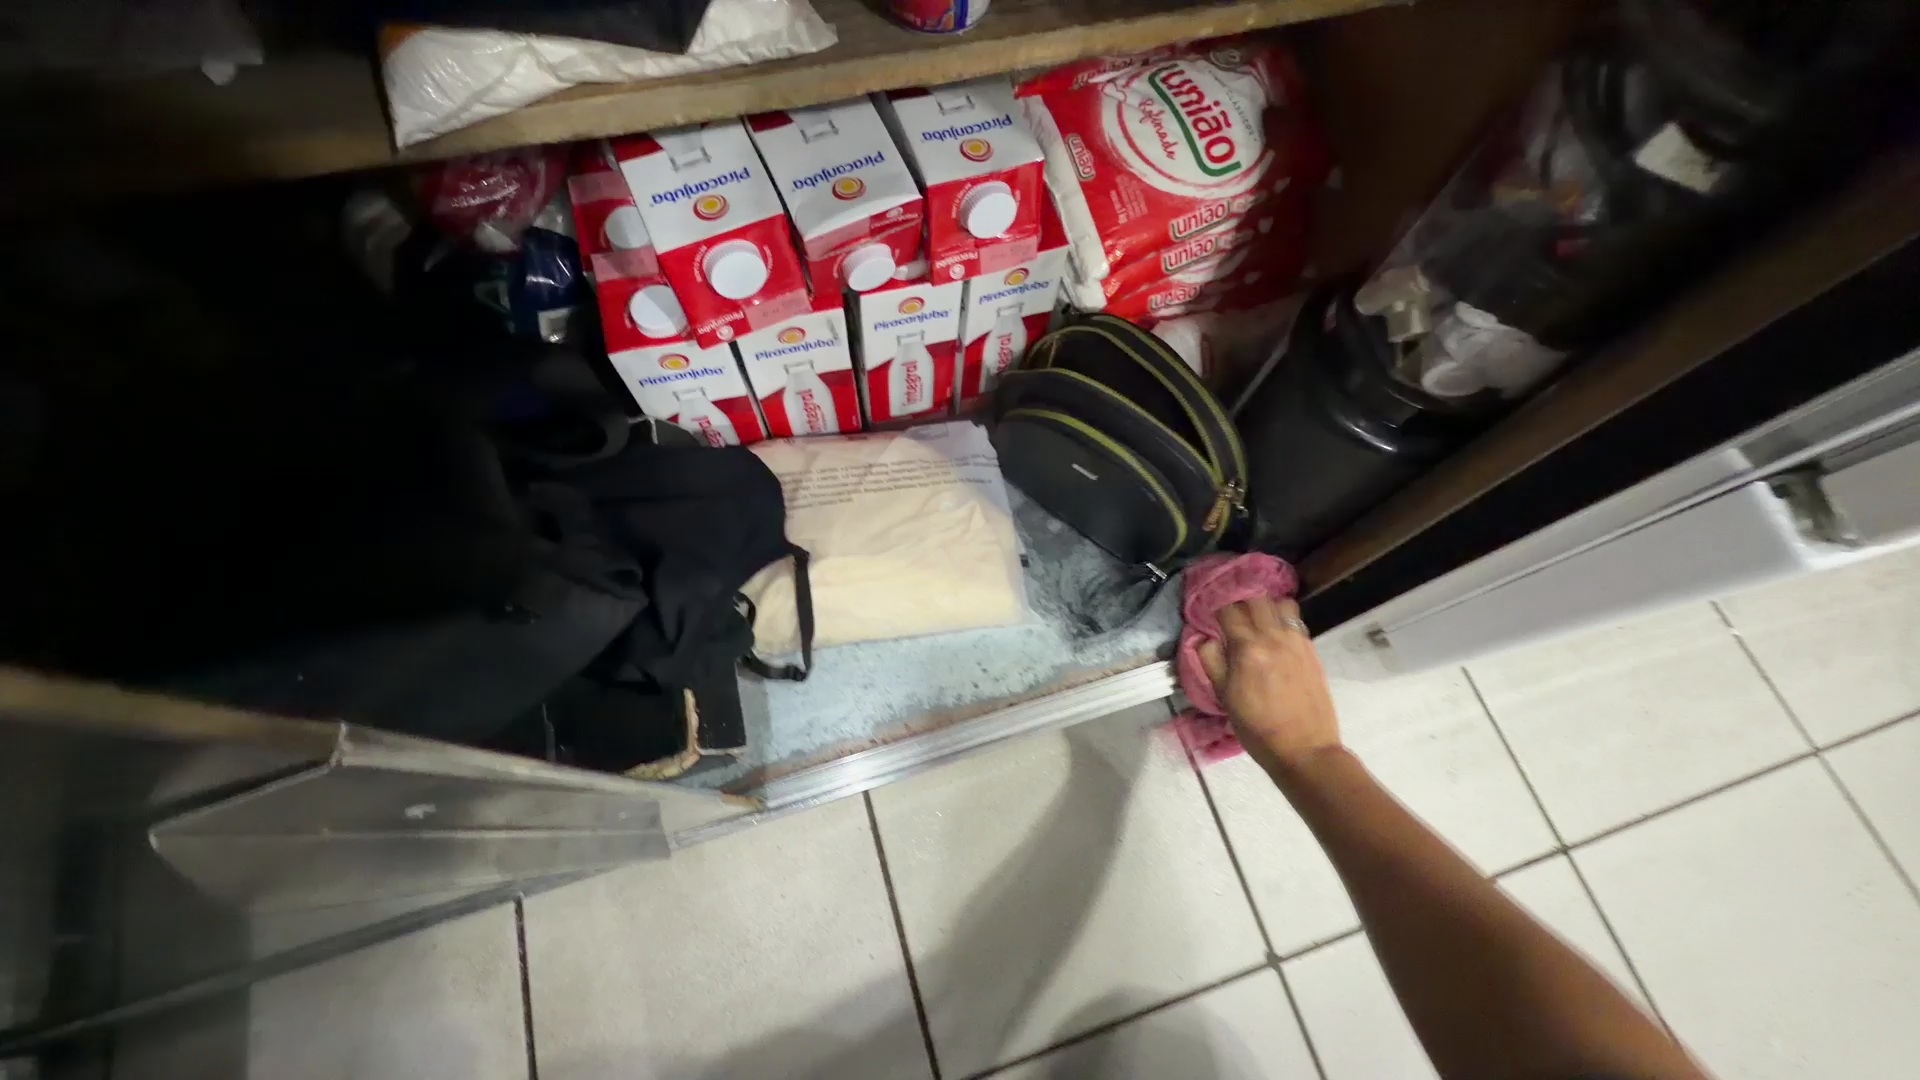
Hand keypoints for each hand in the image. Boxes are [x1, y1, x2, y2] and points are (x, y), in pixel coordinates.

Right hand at [1197, 597, 1341, 776]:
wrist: (1304, 749)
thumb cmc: (1257, 728)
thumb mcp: (1224, 697)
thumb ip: (1211, 661)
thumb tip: (1206, 639)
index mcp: (1247, 649)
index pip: (1229, 610)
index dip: (1217, 612)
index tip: (1213, 621)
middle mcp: (1273, 638)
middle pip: (1256, 599)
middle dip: (1241, 604)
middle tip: (1234, 620)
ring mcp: (1296, 642)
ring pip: (1281, 604)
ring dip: (1267, 608)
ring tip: (1259, 623)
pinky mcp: (1311, 650)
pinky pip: (1296, 622)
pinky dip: (1283, 621)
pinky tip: (1276, 638)